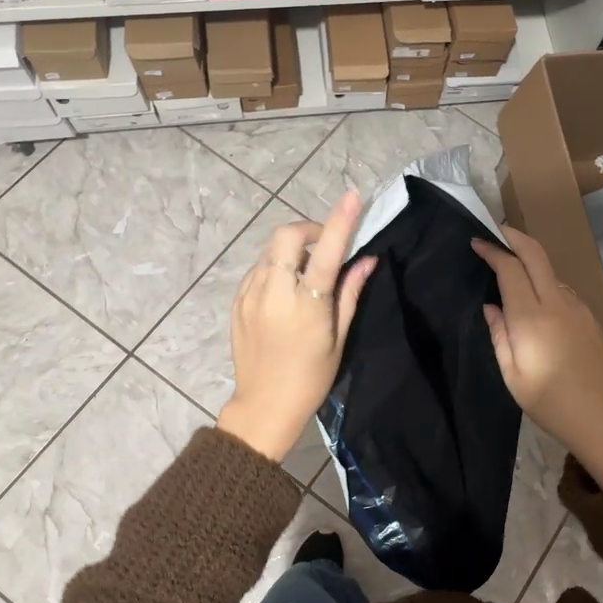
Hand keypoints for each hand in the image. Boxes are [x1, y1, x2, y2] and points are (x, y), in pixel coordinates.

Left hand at [218, 191, 376, 462]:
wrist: (264, 405)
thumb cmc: (311, 376)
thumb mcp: (339, 337)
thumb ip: (350, 292)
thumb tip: (366, 258)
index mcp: (306, 305)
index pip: (326, 252)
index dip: (340, 221)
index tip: (353, 196)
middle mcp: (274, 293)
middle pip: (286, 235)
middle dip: (308, 230)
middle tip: (325, 246)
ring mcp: (250, 295)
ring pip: (270, 251)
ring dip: (292, 250)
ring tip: (306, 274)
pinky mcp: (237, 301)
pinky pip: (258, 269)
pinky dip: (276, 267)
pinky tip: (286, 290)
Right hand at [472, 228, 602, 490]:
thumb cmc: (552, 406)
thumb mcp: (513, 377)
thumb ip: (500, 336)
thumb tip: (492, 307)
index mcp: (532, 319)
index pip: (510, 268)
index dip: (492, 250)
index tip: (476, 242)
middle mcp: (557, 304)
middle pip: (536, 254)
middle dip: (514, 236)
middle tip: (494, 232)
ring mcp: (578, 308)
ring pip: (551, 271)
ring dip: (530, 260)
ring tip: (510, 268)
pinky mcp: (591, 318)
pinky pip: (563, 289)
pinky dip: (544, 281)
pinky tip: (535, 298)